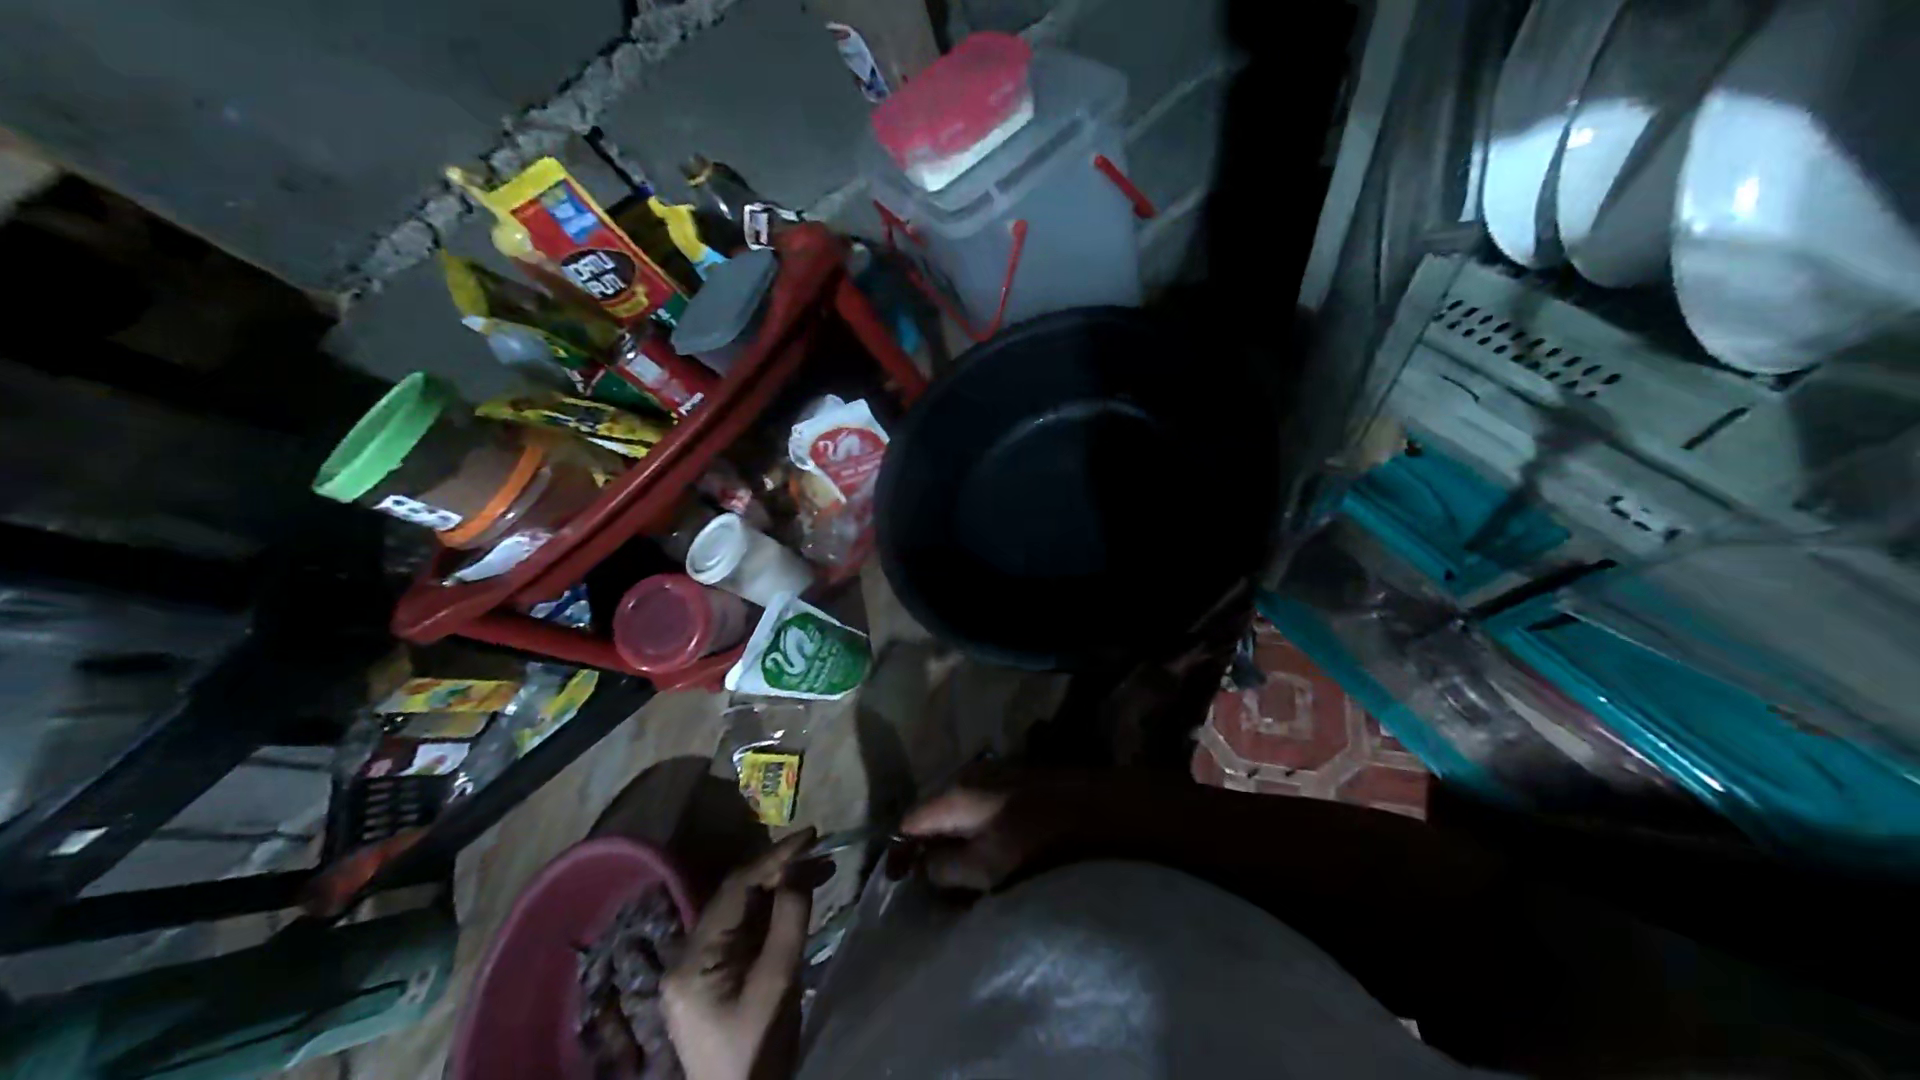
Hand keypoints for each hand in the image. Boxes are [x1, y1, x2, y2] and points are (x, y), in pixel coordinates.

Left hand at [662, 829, 825, 1079]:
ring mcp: (700, 968)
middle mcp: (688, 956)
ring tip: (820, 870)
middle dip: (780, 871)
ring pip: (743, 912)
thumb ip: (789, 921)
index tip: (811, 835)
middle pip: (736, 898)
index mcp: (692, 959)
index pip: (735, 890)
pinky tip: (799, 899)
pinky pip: (746, 931)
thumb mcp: (777, 984)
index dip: (774, 858)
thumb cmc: (758, 1050)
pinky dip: (773, 912)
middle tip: (821, 852)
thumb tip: (801, 869)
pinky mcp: (716, 978)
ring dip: (780, 889)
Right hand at [898, 769, 1112, 890]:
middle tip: (936, 888)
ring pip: (962, 814)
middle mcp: (971, 776)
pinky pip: (987, 810)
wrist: (1107, 812)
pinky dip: (983, 834)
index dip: (902, 853)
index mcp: (955, 794)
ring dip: (959, 844)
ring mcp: (998, 776)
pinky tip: (998, 857)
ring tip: (968, 879)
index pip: (909, 821)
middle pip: (935, 816)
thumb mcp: (986, 867)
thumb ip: (944, 867)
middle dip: (930, 849)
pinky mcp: (1022, 783)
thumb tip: (923, 865)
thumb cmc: (1042, 843)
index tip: (902, 884)